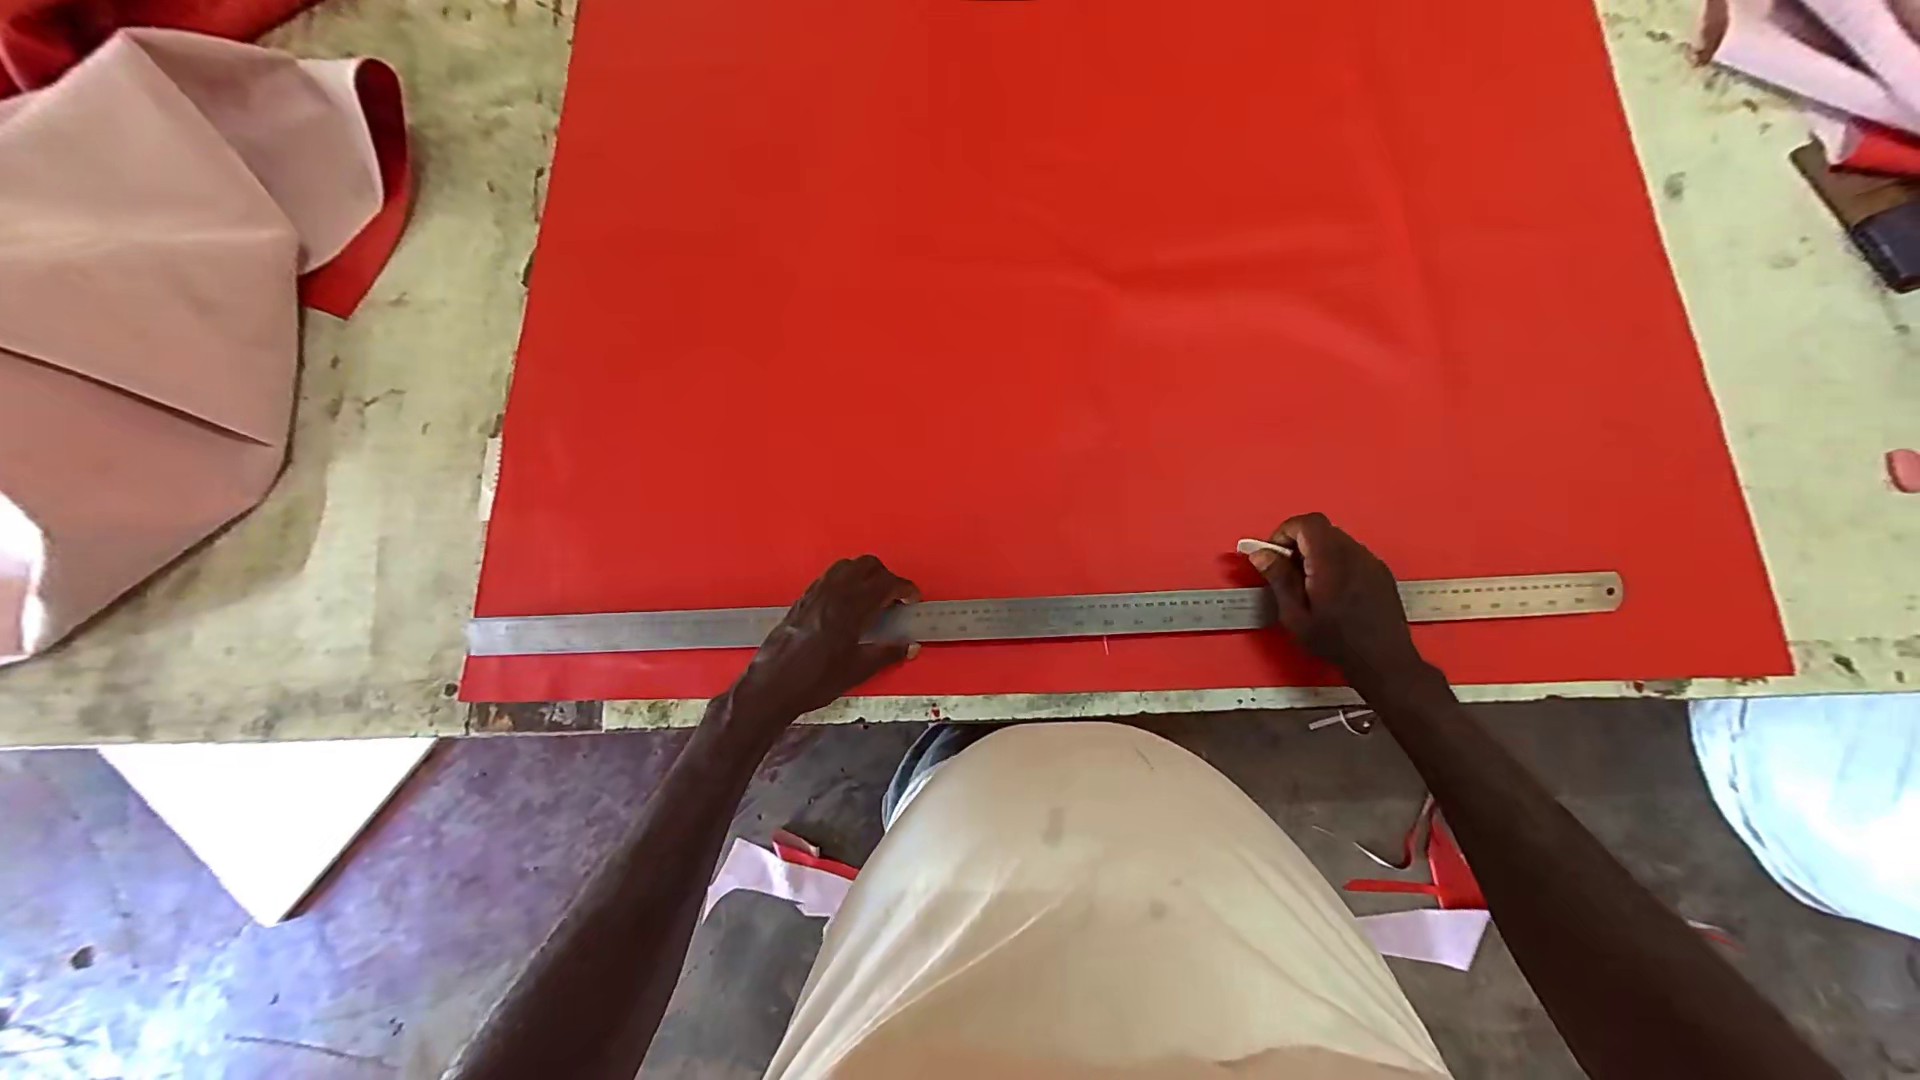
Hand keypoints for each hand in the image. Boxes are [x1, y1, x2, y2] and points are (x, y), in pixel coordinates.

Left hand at [727, 555, 919, 726]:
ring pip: (847, 566)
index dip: (905, 588)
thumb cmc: (816, 680)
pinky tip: (847, 603)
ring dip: (865, 574)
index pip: (886, 583)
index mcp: (851, 608)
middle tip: (895, 599)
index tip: (913, 600)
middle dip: (887, 577)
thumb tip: (910, 647)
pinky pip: (830, 576)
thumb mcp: (857, 670)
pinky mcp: (803, 598)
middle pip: (868, 565)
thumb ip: (887, 654)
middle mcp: (833, 593)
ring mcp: (816, 592)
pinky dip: (846, 580)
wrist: (772, 686)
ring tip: (872, 597)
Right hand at [1244, 513, 1429, 694]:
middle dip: (1298, 543)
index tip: (1274, 555)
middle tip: (1287, 572)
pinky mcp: (1380, 572)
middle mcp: (1355, 554)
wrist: (1383, 661)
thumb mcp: (1295, 615)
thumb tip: (1260, 554)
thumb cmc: (1335, 641)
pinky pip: (1351, 553)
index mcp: (1331, 561)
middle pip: (1321, 529)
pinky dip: (1333, 560)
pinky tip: (1330, 589)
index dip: (1285, 532)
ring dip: (1316, 552)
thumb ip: (1278, 579)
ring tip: (1308, 584)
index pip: (1307, 523)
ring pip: (1336, 540)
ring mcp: (1371, 562)